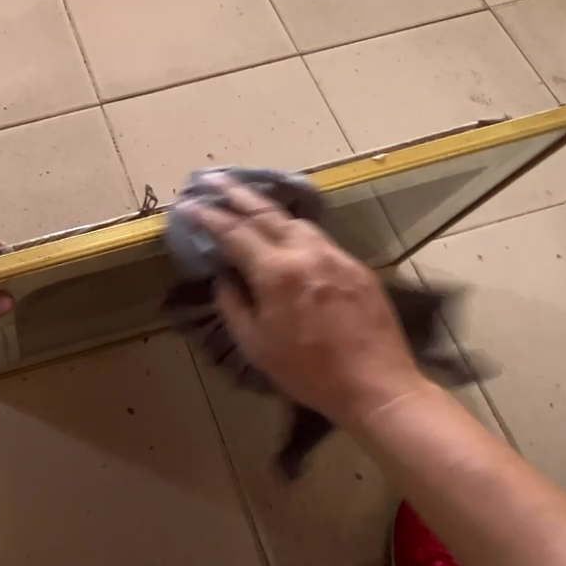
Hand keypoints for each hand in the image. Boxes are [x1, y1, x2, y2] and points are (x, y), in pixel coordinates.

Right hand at [182, 175, 429, 427]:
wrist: (379, 387)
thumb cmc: (309, 373)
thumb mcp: (255, 346)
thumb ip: (233, 304)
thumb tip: (225, 277)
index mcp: (276, 272)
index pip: (233, 232)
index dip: (207, 216)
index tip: (186, 205)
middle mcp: (305, 253)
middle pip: (264, 212)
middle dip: (234, 192)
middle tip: (212, 178)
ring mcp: (335, 256)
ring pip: (294, 221)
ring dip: (266, 208)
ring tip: (246, 200)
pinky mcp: (356, 267)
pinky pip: (317, 239)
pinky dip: (293, 229)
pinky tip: (286, 234)